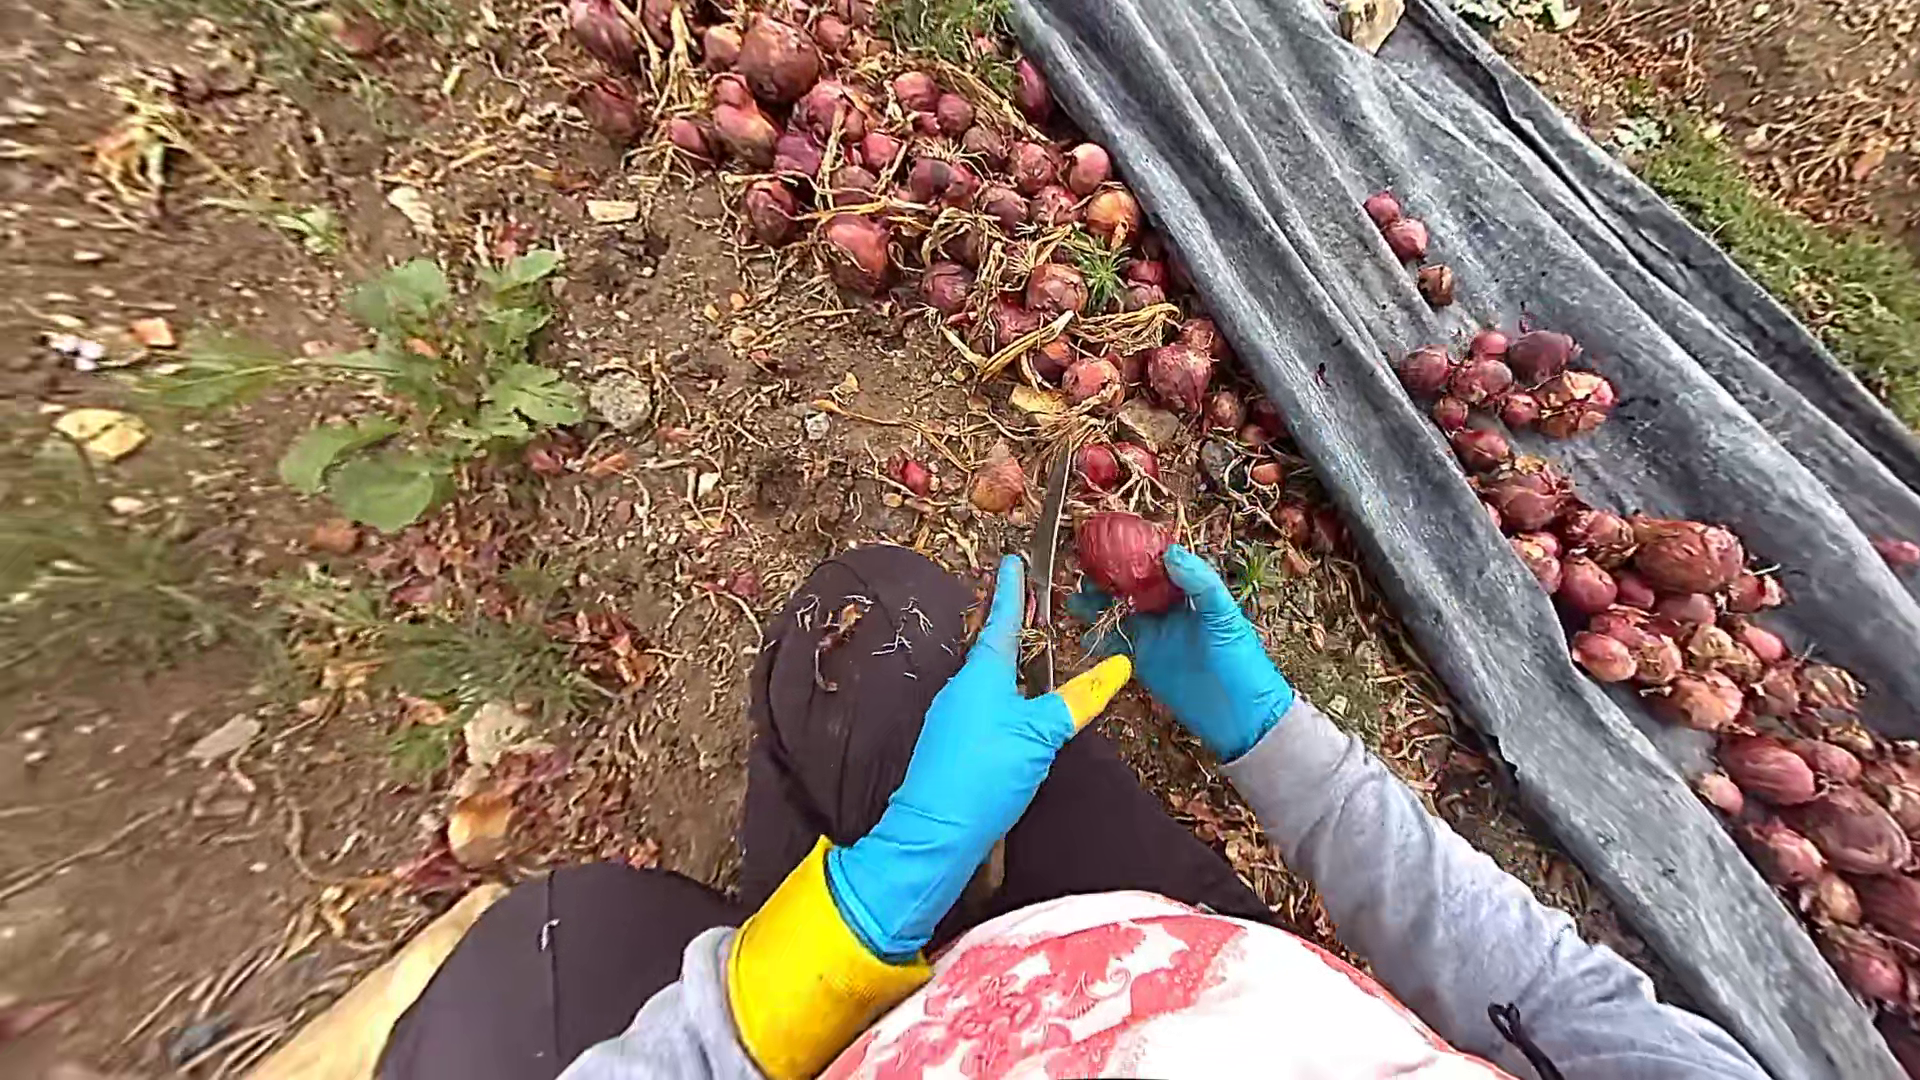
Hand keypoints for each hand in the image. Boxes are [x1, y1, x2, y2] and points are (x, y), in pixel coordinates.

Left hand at [826, 556, 1130, 959]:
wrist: (933, 831)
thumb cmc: (988, 770)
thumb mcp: (1041, 734)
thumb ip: (1078, 700)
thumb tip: (1118, 667)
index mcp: (983, 672)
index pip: (1003, 620)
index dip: (1011, 589)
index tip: (1013, 559)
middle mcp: (962, 684)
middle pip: (992, 646)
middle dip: (1012, 624)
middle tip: (1032, 605)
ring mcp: (952, 711)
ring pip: (987, 677)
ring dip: (1009, 663)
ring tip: (1033, 656)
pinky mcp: (950, 739)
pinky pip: (982, 702)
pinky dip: (1003, 695)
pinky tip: (1017, 710)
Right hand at [1069, 544, 1292, 761]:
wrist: (1242, 720)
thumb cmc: (1242, 664)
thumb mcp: (1225, 618)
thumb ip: (1201, 584)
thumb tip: (1170, 553)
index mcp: (1188, 595)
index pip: (1158, 567)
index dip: (1135, 556)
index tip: (1111, 546)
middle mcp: (1167, 611)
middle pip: (1131, 588)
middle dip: (1108, 579)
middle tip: (1085, 573)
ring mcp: (1153, 635)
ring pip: (1118, 613)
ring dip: (1096, 606)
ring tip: (1076, 601)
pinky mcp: (1143, 660)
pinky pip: (1115, 643)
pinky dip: (1098, 638)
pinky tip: (1085, 634)